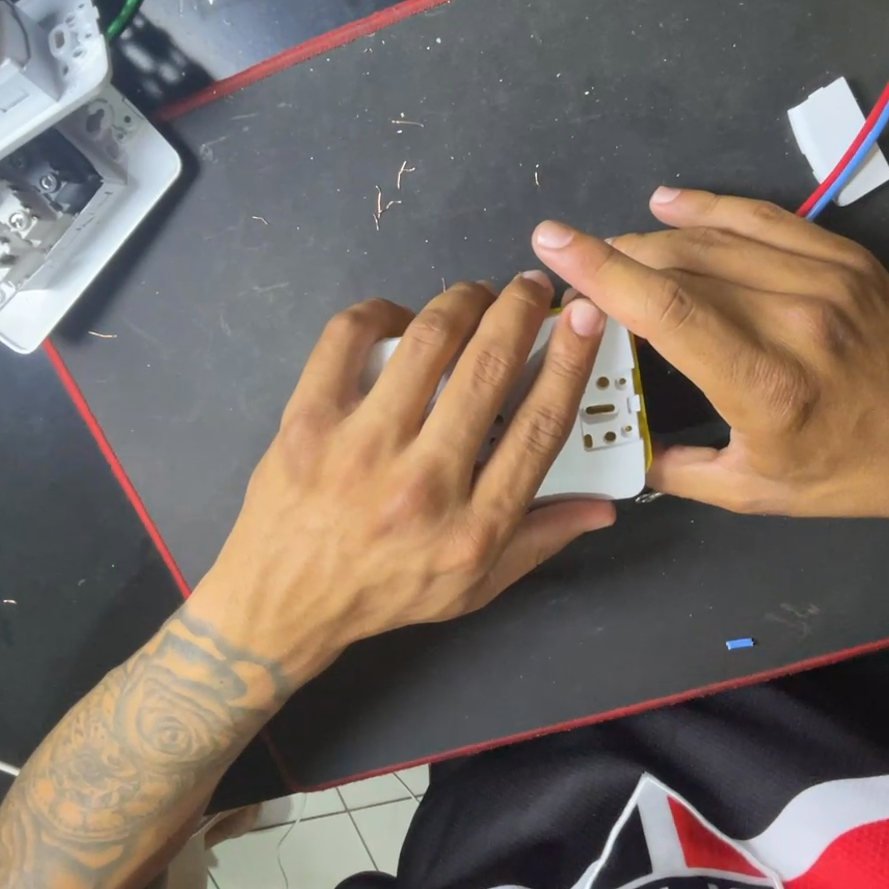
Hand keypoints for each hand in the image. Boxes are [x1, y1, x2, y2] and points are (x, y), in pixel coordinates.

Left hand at [195, 276, 616, 678]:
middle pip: (488, 368)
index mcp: (474, 524)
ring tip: (475, 295)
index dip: (570, 361)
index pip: (539, 426)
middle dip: (519, 308)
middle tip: (529, 286)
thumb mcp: (475, 587)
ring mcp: (361, 446)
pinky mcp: (308, 420)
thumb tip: (604, 506)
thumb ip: (540, 541)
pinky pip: (349, 337)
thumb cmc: (388, 592)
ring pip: (427, 342)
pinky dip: (381, 311)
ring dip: (461, 301)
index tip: (583, 315)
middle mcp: (424, 481)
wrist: (284, 603)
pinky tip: (401, 318)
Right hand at [531, 187, 888, 524]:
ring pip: (715, 237)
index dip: (604, 271)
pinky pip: (762, 217)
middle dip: (617, 257)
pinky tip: (667, 203)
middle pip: (683, 263)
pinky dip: (707, 207)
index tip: (553, 244)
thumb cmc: (849, 473)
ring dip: (652, 237)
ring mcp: (825, 278)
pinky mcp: (843, 257)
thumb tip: (622, 447)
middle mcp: (794, 318)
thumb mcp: (755, 493)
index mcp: (766, 385)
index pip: (669, 310)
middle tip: (576, 265)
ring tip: (612, 246)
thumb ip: (677, 470)